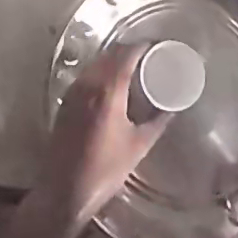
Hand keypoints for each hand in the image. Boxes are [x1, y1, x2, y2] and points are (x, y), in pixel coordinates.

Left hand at [37, 41, 173, 228]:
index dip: (142, 45)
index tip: (157, 45)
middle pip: (110, 54)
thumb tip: (173, 106)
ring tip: (133, 66)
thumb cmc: (105, 170)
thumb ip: (158, 121)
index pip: (126, 54)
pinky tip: (112, 83)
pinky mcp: (66, 103)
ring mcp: (74, 93)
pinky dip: (102, 70)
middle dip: (129, 49)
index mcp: (108, 91)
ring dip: (114, 58)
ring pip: (96, 63)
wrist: (63, 193)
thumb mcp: (139, 145)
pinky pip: (87, 75)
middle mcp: (88, 85)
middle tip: (149, 55)